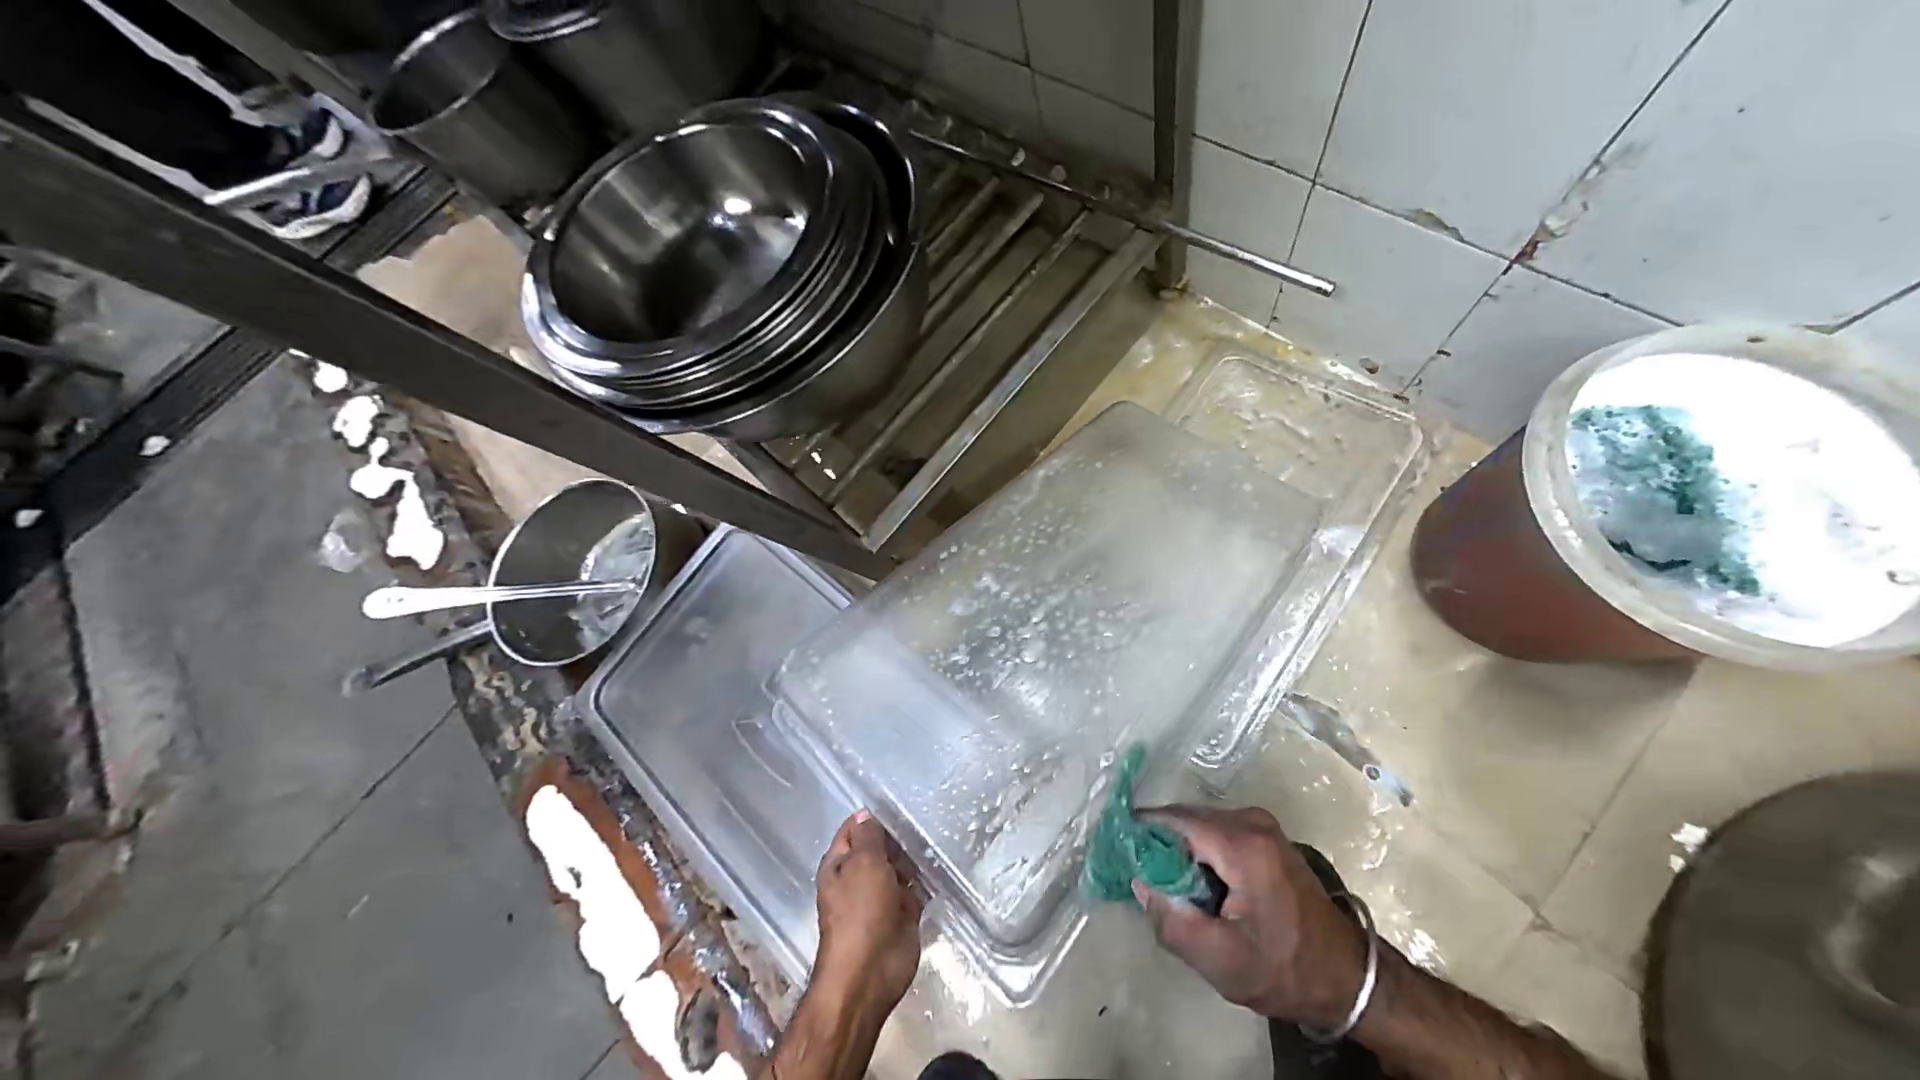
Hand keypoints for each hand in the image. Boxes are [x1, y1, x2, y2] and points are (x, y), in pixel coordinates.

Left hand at [814, 809, 922, 1010]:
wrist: (869, 973)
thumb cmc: (860, 912)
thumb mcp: (863, 863)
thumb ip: (868, 836)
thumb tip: (866, 814)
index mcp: (839, 864)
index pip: (854, 829)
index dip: (873, 818)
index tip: (899, 805)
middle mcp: (858, 877)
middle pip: (880, 847)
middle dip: (898, 838)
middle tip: (923, 822)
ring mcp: (880, 897)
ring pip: (899, 868)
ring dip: (913, 859)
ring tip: (935, 841)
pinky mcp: (901, 915)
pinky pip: (914, 890)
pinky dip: (924, 882)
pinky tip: (939, 868)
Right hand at [1132, 805, 1365, 1028]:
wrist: (1349, 979)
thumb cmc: (1284, 969)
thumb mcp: (1220, 959)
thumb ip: (1171, 920)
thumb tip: (1140, 882)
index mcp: (1241, 843)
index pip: (1173, 820)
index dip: (1140, 833)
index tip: (1116, 852)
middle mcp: (1251, 821)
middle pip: (1185, 820)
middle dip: (1158, 845)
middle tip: (1140, 876)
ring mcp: (1261, 826)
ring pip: (1198, 825)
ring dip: (1178, 850)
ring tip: (1165, 885)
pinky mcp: (1265, 837)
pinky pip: (1215, 832)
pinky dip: (1197, 851)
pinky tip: (1195, 884)